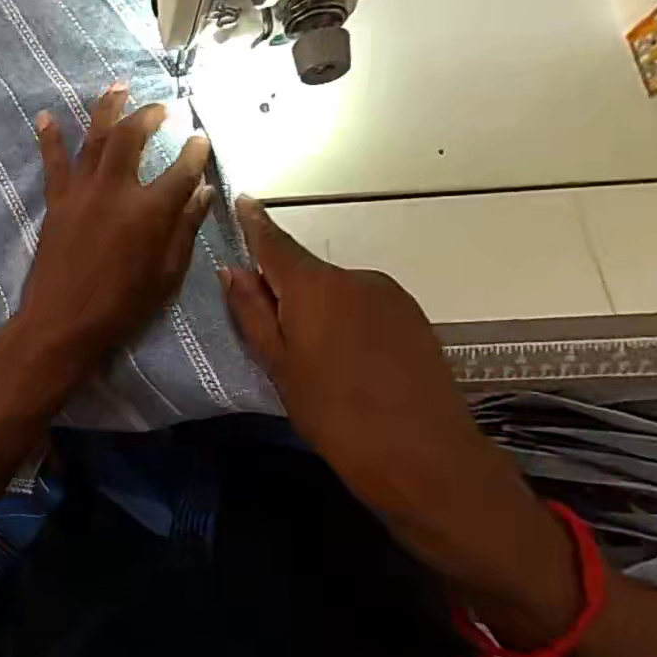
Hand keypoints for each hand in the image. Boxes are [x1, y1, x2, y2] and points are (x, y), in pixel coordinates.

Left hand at [6, 83, 212, 386]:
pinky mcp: (56, 201)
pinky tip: (46, 115)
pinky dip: (50, 138)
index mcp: (149, 211)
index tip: (200, 138)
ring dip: (107, 109)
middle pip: (132, 138)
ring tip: (118, 86)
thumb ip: (185, 228)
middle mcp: (114, 190)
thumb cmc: (122, 306)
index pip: (181, 171)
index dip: (194, 152)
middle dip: (148, 115)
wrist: (62, 321)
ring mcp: (81, 192)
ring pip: (94, 139)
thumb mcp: (167, 274)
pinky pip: (53, 162)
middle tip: (162, 105)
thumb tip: (204, 193)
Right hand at [220, 197, 580, 639]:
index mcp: (313, 285)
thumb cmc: (333, 411)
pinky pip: (364, 304)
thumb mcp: (277, 364)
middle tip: (274, 331)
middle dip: (285, 287)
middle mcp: (353, 277)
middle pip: (305, 271)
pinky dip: (348, 318)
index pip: (274, 242)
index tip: (242, 199)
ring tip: (317, 355)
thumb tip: (232, 269)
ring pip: (336, 290)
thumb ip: (252, 310)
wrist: (425, 457)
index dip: (255, 221)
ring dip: (319, 307)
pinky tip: (351, 359)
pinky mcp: (413, 316)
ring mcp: (389, 295)